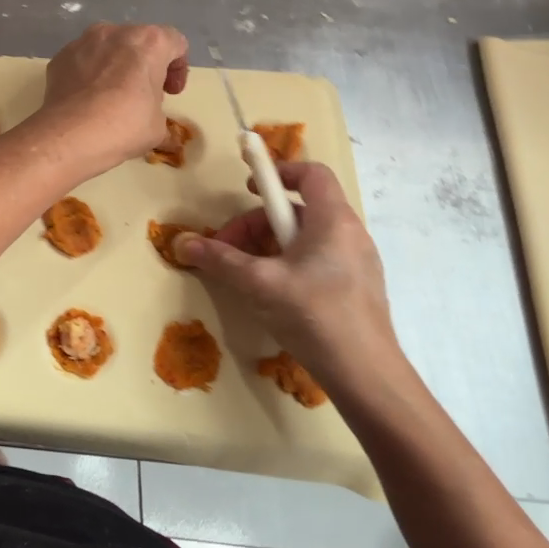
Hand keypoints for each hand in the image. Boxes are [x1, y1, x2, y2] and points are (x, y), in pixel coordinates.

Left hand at [31, 23, 188, 174]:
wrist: (70, 135)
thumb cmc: (125, 125)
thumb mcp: (158, 127)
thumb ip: (159, 114)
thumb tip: (159, 130)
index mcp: (148, 42)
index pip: (174, 42)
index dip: (177, 68)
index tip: (171, 92)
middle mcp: (114, 32)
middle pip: (138, 42)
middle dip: (144, 65)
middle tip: (143, 94)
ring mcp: (82, 42)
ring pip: (107, 48)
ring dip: (115, 65)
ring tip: (112, 95)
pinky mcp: (59, 57)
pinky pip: (81, 60)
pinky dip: (88, 73)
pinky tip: (86, 99)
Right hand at [181, 162, 398, 384]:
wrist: (366, 376)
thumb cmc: (315, 315)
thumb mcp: (258, 283)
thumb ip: (220, 259)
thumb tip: (182, 243)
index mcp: (333, 221)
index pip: (312, 174)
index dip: (278, 171)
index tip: (247, 187)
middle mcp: (349, 234)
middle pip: (298, 208)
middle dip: (256, 222)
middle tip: (228, 247)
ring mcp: (356, 263)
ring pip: (304, 237)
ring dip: (267, 245)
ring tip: (244, 273)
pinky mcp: (354, 288)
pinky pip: (315, 259)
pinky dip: (286, 263)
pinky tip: (269, 292)